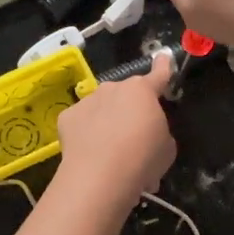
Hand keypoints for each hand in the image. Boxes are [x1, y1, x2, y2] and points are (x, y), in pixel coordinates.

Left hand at [54, 53, 176, 206]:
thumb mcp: (166, 147)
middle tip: (133, 139)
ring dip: (107, 122)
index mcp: (143, 92)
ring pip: (101, 108)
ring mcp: (87, 101)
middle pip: (125, 95)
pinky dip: (85, 134)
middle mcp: (113, 88)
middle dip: (129, 110)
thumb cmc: (143, 159)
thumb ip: (159, 131)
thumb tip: (148, 132)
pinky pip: (81, 122)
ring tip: (110, 152)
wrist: (101, 176)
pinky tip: (90, 154)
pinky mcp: (67, 117)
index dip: (162, 67)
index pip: (158, 75)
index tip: (163, 57)